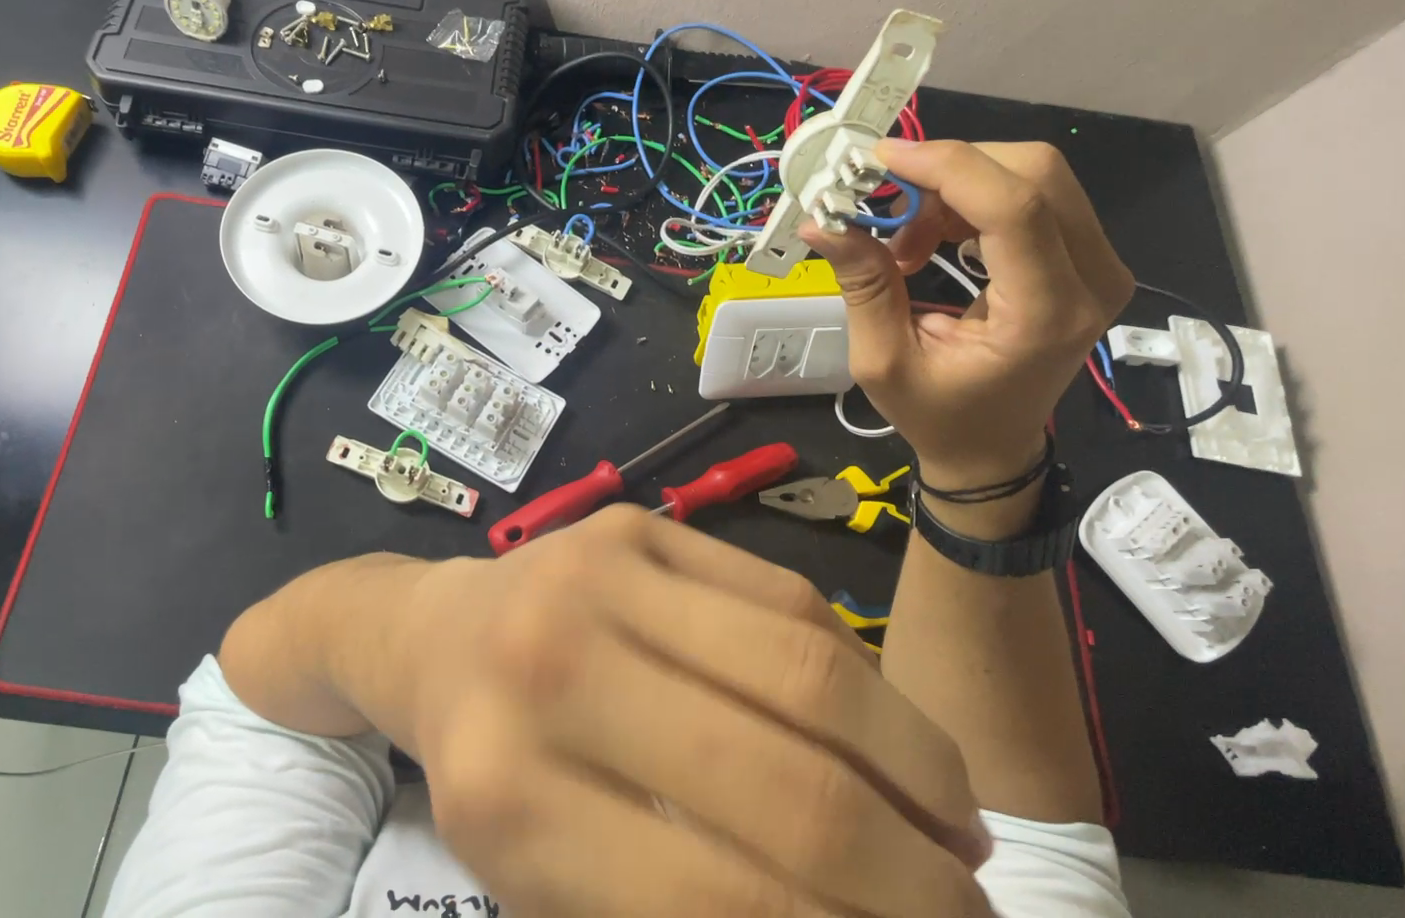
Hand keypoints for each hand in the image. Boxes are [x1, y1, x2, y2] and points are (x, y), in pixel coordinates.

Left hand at [403, 506, 996, 916]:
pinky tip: (887, 735)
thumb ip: (680, 907)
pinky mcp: (636, 524)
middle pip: (789, 786)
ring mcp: (595, 577)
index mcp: (510, 801)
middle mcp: (549, 674)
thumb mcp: (551, 877)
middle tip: (968, 912)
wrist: (437, 637)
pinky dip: (865, 679)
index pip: (720, 902)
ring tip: (960, 828)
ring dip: (922, 766)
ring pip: (814, 672)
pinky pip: (791, 599)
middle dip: (913, 877)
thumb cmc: (493, 769)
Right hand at [801, 140, 1133, 491]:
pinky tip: (936, 239)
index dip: (945, 168)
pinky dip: (972, 199)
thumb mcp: (882, 361)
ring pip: (1034, 175)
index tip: (877, 160)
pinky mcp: (1088, 258)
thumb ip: (864, 286)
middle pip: (1033, 173)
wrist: (990, 448)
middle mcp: (1092, 280)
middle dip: (947, 173)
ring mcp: (1100, 266)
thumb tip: (821, 222)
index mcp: (1044, 315)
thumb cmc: (936, 415)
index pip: (1014, 208)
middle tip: (886, 209)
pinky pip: (1034, 195)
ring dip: (956, 188)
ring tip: (907, 241)